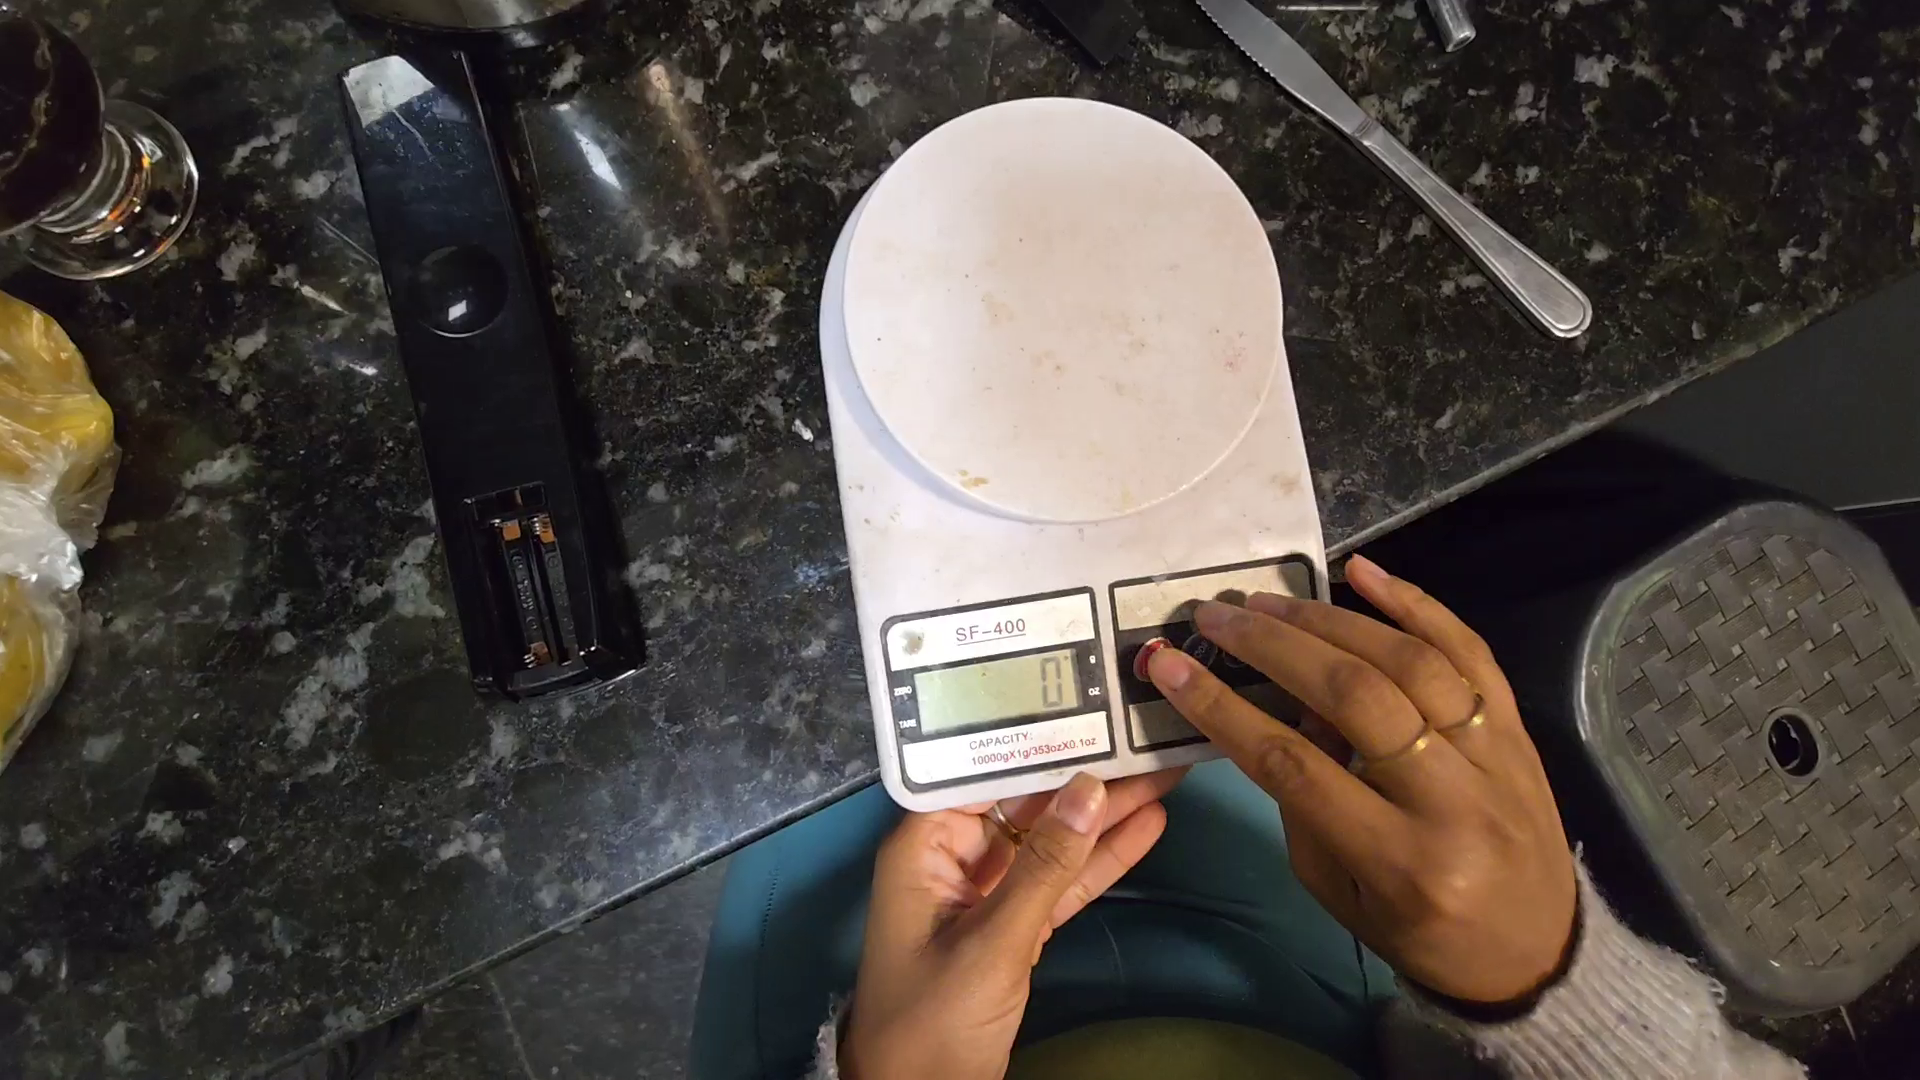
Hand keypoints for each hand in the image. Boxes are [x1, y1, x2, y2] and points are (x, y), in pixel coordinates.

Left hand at [841, 768, 1185, 1079]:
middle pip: (1028, 801)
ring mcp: (989, 886)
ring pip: (1053, 839)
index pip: (987, 773)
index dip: (1039, 742)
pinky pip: (1060, 880)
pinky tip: (1145, 827)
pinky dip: (1099, 859)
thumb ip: (1044, 866)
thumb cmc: (934, 1020)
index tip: (1089, 714)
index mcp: (928, 839)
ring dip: (1105, 813)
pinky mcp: (1015, 921)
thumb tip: (1091, 787)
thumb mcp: (992, 943)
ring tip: (1162, 774)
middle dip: (1087, 775)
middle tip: (1144, 741)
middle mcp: (957, 850)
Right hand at [1145, 555, 1575, 1004]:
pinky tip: (1360, 572)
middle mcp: (1455, 803)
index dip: (1221, 708)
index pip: (1292, 764)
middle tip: (1215, 617)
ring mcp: (1497, 758)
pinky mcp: (1519, 730)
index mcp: (1400, 861)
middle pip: (1353, 696)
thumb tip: (1288, 703)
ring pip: (1409, 663)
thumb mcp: (1332, 885)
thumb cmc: (1413, 929)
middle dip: (1270, 647)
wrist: (1539, 957)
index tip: (1169, 665)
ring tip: (1267, 602)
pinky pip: (1470, 651)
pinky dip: (1414, 603)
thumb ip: (1301, 796)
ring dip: (1327, 621)